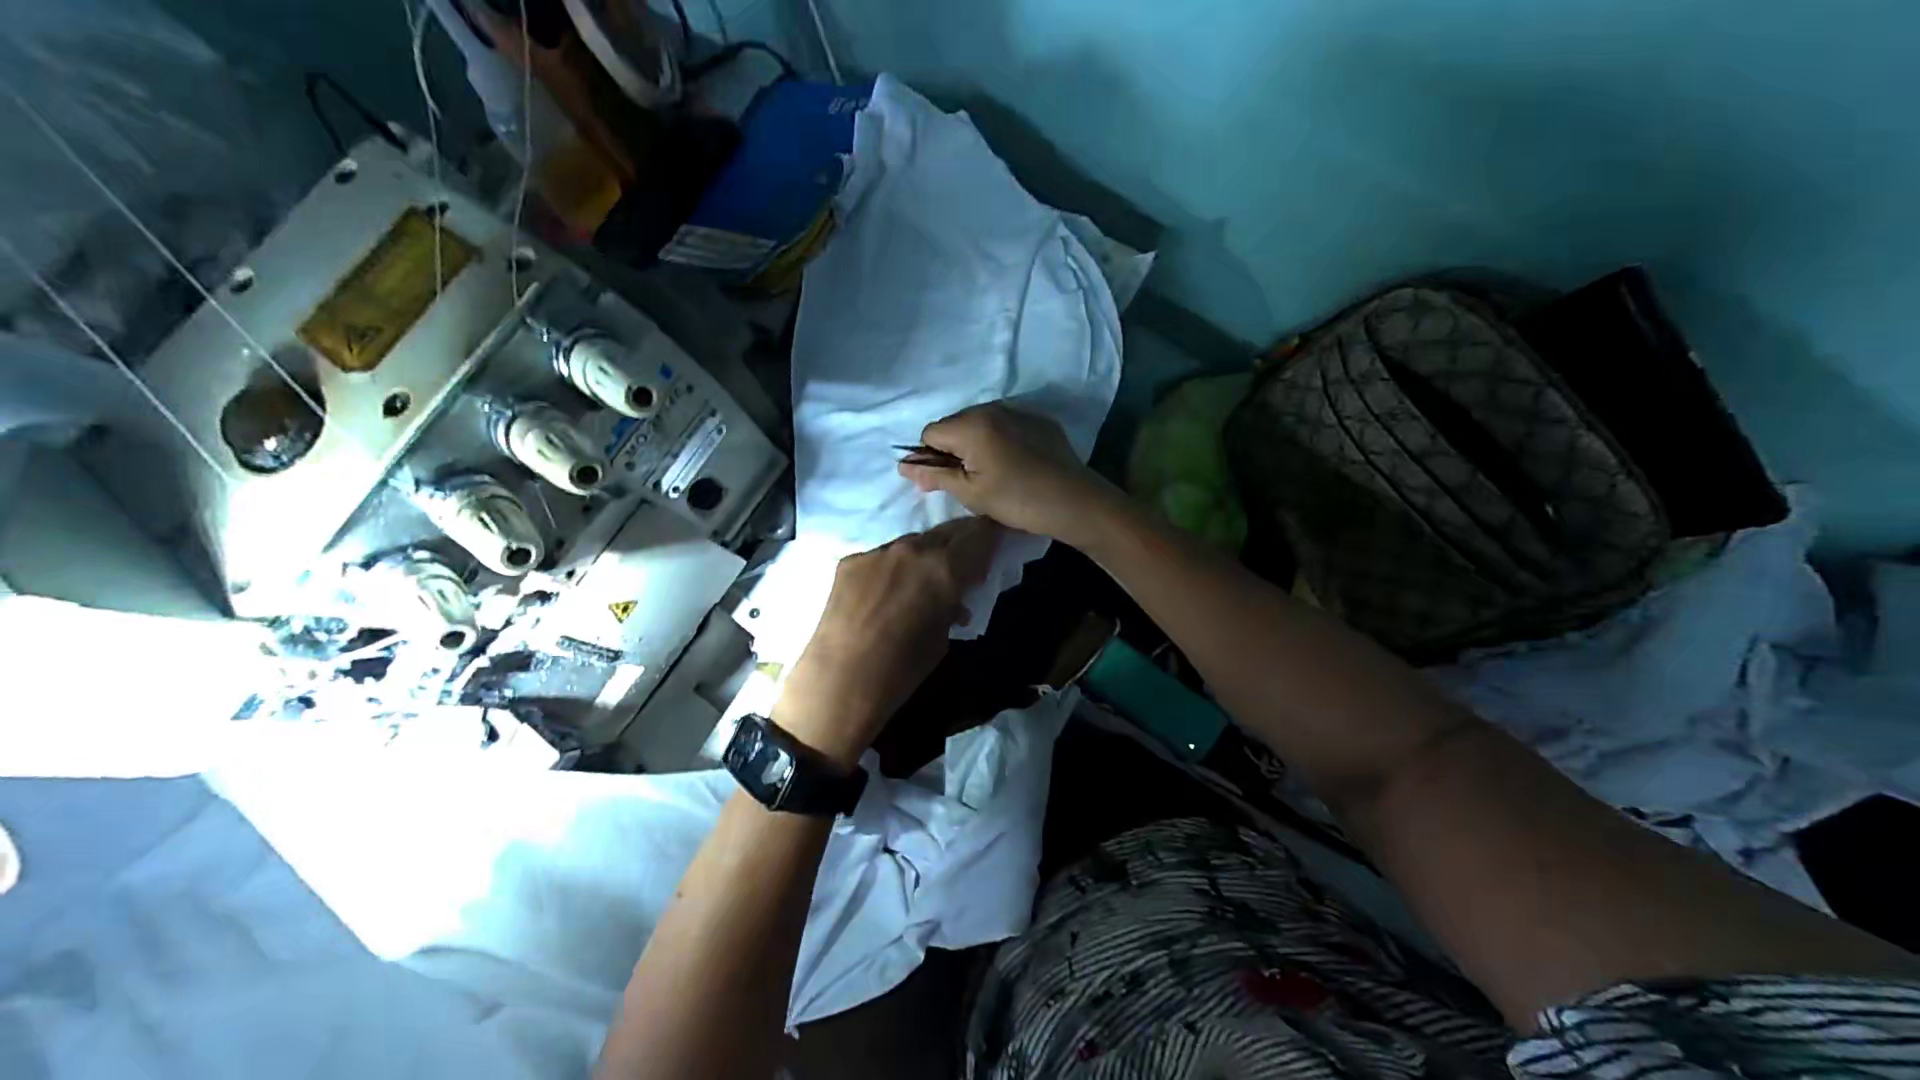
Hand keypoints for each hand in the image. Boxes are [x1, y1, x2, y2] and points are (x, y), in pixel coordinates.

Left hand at [773, 518, 1000, 767]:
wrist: (842, 678)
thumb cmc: (902, 669)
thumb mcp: (942, 637)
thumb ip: (952, 607)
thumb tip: (954, 602)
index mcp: (944, 568)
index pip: (977, 535)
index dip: (989, 537)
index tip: (993, 544)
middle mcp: (913, 549)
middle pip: (945, 531)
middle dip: (959, 543)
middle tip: (963, 561)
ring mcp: (878, 552)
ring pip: (911, 542)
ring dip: (924, 555)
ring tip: (921, 579)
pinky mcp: (851, 561)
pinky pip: (881, 557)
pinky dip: (890, 569)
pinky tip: (884, 593)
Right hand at [897, 403, 1120, 544]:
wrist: (1075, 501)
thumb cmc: (1017, 500)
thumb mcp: (970, 493)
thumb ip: (935, 475)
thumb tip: (904, 465)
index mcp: (971, 424)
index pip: (930, 433)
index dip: (931, 459)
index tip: (949, 482)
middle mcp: (992, 408)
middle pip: (954, 425)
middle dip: (953, 450)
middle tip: (970, 482)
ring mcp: (1018, 411)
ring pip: (980, 424)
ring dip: (976, 445)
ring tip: (994, 475)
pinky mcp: (1039, 420)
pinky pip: (1005, 426)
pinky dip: (1000, 442)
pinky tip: (1015, 466)